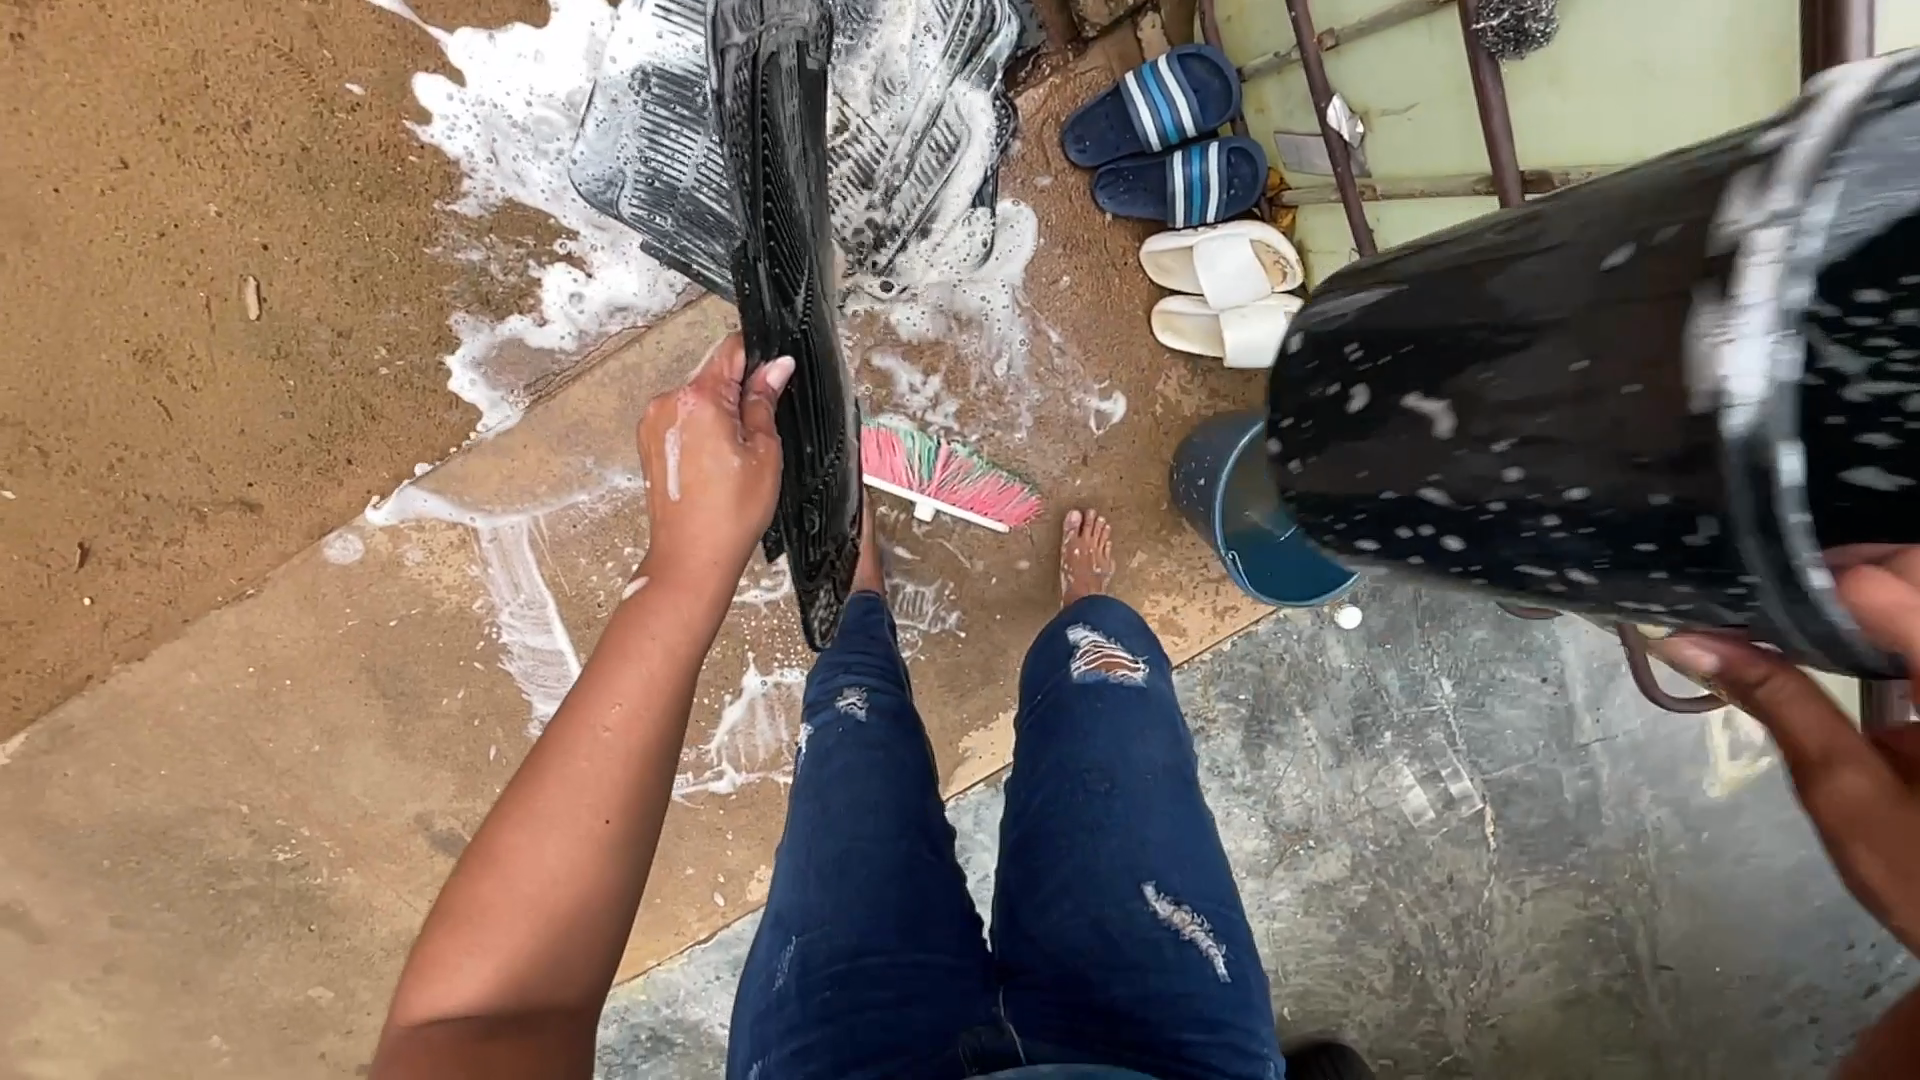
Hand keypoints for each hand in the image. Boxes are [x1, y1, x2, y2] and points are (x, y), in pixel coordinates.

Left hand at [636, 334, 793, 583]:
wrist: (692, 556)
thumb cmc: (729, 514)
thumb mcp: (764, 452)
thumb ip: (765, 402)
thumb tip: (777, 368)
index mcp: (699, 399)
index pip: (731, 350)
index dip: (760, 359)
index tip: (777, 374)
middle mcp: (668, 402)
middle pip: (713, 374)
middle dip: (740, 392)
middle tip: (760, 431)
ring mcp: (654, 422)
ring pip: (698, 398)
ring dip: (720, 413)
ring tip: (736, 455)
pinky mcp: (649, 441)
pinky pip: (683, 419)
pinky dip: (703, 430)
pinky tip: (717, 463)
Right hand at [1653, 552, 1919, 953]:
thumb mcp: (1845, 791)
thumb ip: (1776, 701)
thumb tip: (1683, 640)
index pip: (1888, 590)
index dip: (1805, 581)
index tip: (1730, 595)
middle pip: (1917, 570)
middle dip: (1835, 572)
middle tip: (1756, 605)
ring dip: (1858, 591)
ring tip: (1787, 618)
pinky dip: (1882, 620)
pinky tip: (1841, 642)